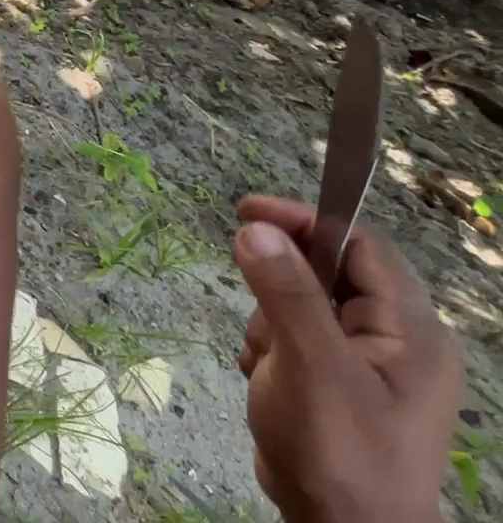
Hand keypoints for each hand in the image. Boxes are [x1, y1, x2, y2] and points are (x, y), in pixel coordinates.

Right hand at [234, 196, 461, 522]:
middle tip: (262, 326)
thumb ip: (285, 293)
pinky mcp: (342, 381)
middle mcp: (400, 342)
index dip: (306, 222)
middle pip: (328, 275)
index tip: (244, 211)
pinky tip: (266, 377)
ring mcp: (372, 364)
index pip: (362, 248)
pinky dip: (270, 346)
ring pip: (303, 306)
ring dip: (270, 323)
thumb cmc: (338, 446)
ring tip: (266, 364)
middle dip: (279, 290)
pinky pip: (295, 336)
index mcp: (412, 333)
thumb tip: (256, 228)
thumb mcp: (309, 365)